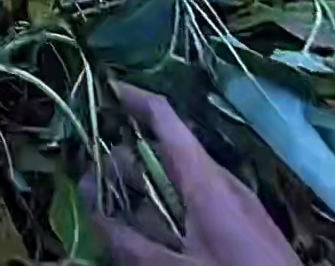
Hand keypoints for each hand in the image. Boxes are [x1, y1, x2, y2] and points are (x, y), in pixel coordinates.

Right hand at [88, 84, 300, 265]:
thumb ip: (130, 243)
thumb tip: (89, 210)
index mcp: (204, 178)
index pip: (163, 116)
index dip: (130, 97)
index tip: (99, 91)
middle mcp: (218, 182)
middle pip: (162, 151)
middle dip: (121, 160)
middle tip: (89, 179)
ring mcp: (235, 207)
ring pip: (176, 181)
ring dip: (140, 190)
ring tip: (110, 211)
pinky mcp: (244, 232)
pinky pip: (194, 204)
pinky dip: (164, 211)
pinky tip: (147, 235)